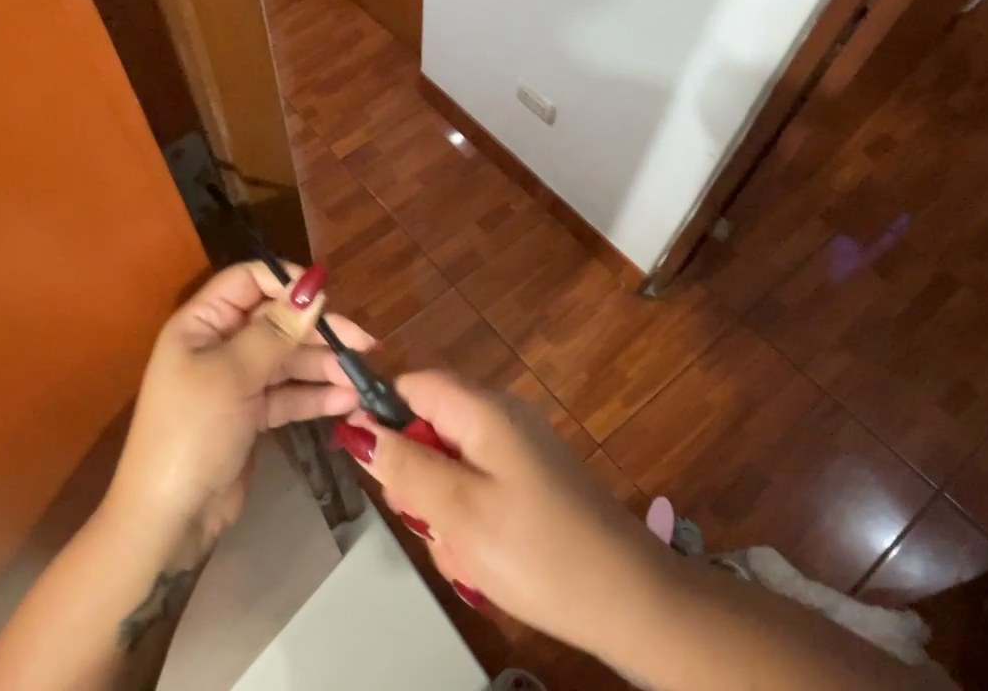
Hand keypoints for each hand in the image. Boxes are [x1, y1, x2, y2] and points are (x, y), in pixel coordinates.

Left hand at [105, 261, 373, 551]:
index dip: (286, 283)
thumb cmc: (191, 431)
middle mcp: (218, 345)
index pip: (248, 281)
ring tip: (361, 380)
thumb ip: (275, 331)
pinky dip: (314, 396)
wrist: (169, 516)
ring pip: (287, 360)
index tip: (327, 296)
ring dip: (323, 367)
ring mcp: (235, 382)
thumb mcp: (232, 375)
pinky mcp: (250, 416)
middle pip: (275, 322)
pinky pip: (287, 394)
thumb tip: (313, 288)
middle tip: (364, 344)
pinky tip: (345, 402)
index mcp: (201, 324)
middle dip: (317, 331)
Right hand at [336, 371, 663, 655]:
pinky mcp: (528, 486)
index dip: (381, 414)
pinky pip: (476, 491)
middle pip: (428, 428)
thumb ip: (403, 465)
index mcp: (484, 410)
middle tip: (431, 522)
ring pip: (448, 468)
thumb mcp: (458, 510)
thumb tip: (355, 426)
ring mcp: (517, 454)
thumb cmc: (539, 552)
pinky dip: (469, 523)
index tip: (375, 467)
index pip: (412, 384)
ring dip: (441, 511)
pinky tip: (484, 560)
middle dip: (416, 478)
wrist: (632, 603)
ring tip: (464, 552)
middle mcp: (500, 420)